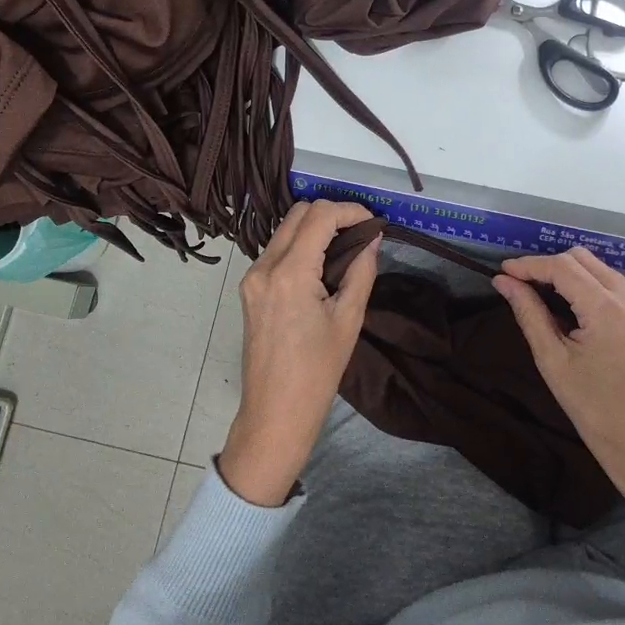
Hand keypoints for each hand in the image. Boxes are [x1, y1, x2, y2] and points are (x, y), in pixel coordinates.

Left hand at [218, 200, 379, 506]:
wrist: (276, 413)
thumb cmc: (318, 371)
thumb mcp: (349, 319)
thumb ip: (361, 271)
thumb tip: (373, 238)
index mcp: (289, 273)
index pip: (319, 216)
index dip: (350, 211)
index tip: (374, 224)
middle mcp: (263, 267)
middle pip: (298, 214)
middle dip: (332, 215)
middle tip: (361, 234)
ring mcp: (252, 277)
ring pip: (286, 230)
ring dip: (316, 230)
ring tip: (346, 251)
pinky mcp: (250, 289)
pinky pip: (277, 251)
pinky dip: (302, 247)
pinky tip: (324, 267)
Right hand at [495, 247, 624, 589]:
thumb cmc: (590, 406)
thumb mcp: (551, 360)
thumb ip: (528, 313)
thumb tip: (503, 281)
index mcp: (607, 312)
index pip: (563, 267)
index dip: (531, 265)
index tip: (505, 272)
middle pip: (583, 259)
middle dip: (550, 265)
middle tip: (522, 284)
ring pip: (601, 268)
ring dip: (571, 274)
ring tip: (545, 294)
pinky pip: (617, 285)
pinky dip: (592, 287)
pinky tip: (575, 308)